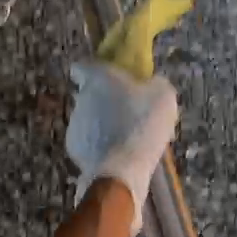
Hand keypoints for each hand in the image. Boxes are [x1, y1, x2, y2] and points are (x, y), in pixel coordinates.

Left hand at [65, 62, 178, 235]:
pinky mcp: (73, 148)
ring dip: (103, 123)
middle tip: (129, 112)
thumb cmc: (143, 125)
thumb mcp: (163, 96)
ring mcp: (75, 123)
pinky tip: (117, 154)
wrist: (121, 171)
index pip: (84, 65)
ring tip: (126, 138)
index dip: (96, 70)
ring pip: (89, 118)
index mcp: (99, 78)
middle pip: (90, 93)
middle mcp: (82, 97)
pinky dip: (99, 144)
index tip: (111, 79)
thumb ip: (153, 83)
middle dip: (105, 100)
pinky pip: (88, 140)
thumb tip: (149, 83)